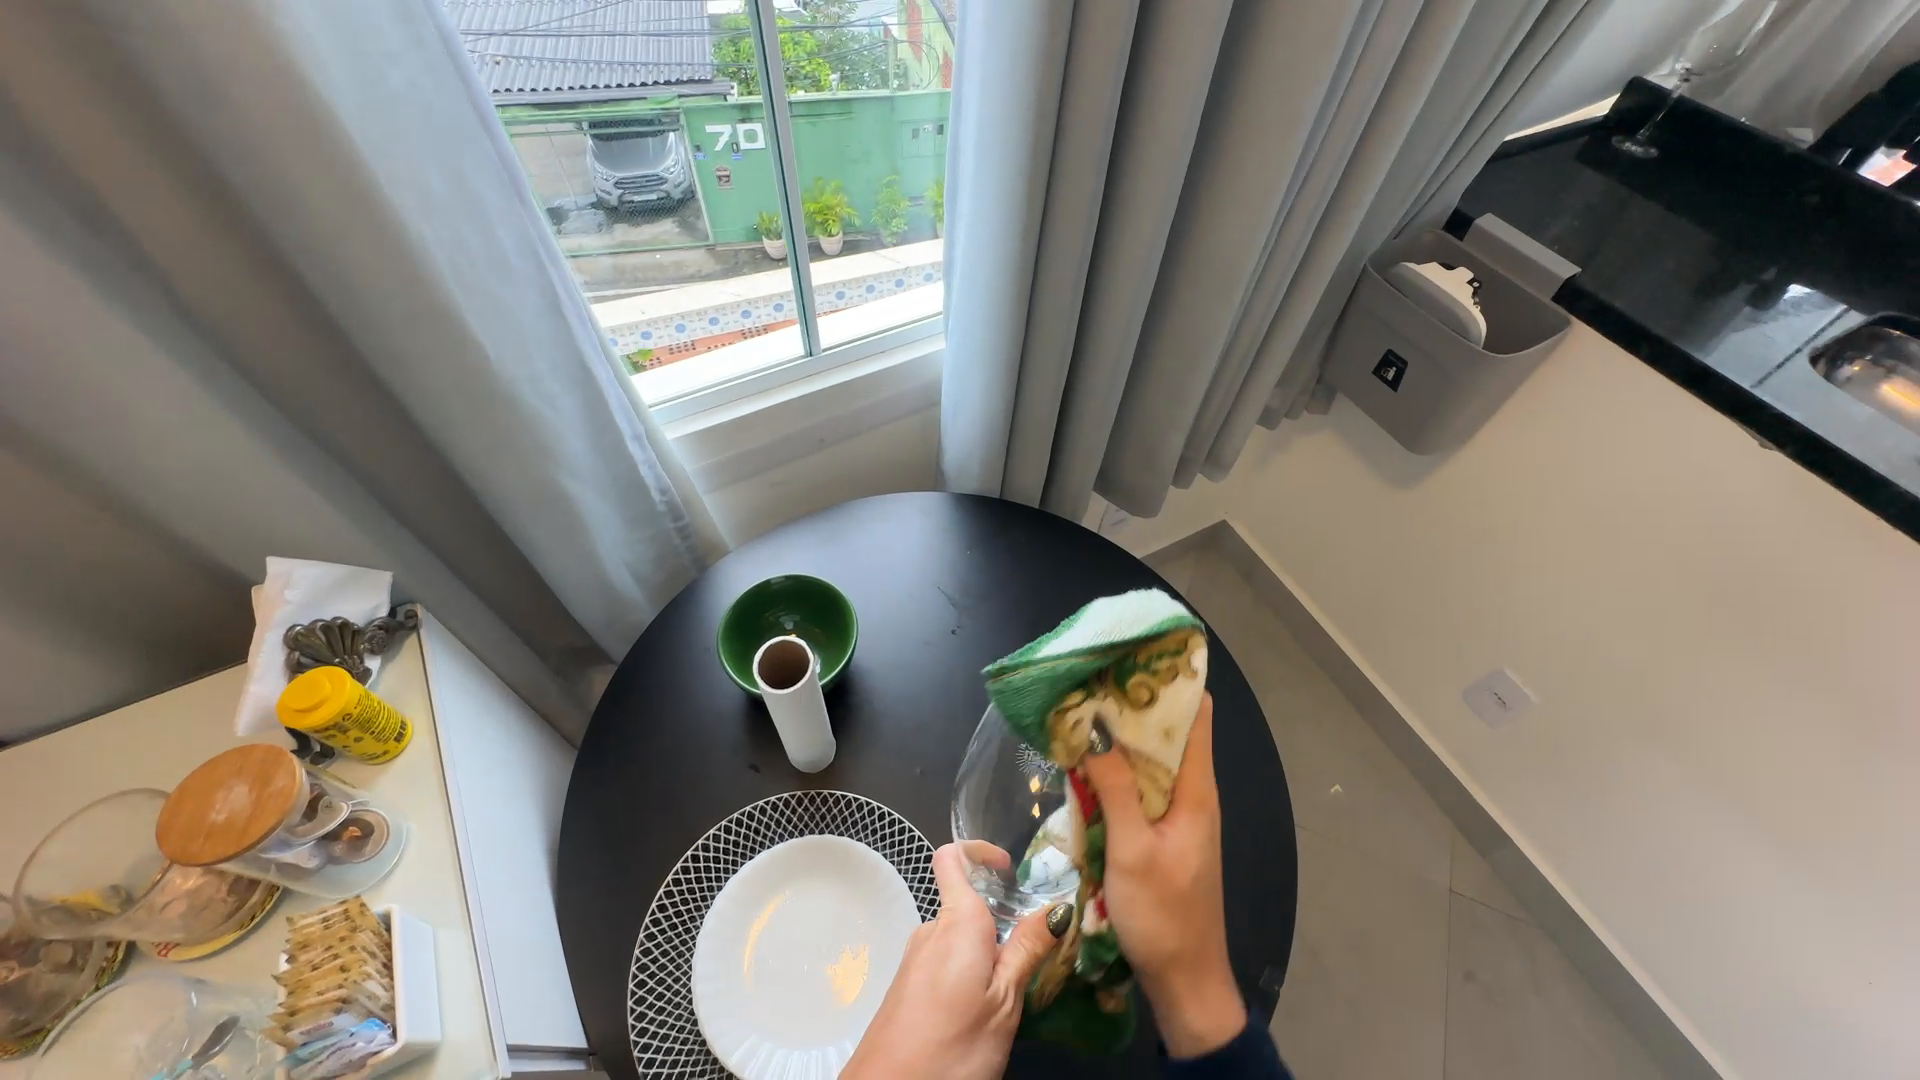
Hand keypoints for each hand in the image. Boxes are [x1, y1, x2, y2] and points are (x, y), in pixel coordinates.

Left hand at [843, 842, 1062, 1079]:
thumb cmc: (953, 1047)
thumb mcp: (1004, 1001)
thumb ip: (1027, 949)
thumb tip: (1058, 906)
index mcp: (957, 922)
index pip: (952, 857)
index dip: (980, 850)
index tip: (1009, 869)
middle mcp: (932, 929)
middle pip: (965, 902)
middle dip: (999, 917)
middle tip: (1034, 947)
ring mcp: (916, 957)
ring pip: (958, 935)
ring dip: (987, 948)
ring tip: (1016, 984)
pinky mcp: (908, 984)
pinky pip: (945, 958)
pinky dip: (969, 968)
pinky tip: (984, 1005)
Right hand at [1081, 692, 1245, 1056]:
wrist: (1185, 981)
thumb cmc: (1164, 915)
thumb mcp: (1132, 848)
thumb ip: (1114, 785)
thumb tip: (1094, 723)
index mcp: (1195, 788)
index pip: (1195, 714)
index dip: (1170, 679)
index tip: (1130, 652)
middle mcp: (1190, 792)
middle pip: (1168, 730)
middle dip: (1132, 701)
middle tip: (1089, 675)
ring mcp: (1176, 813)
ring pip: (1150, 758)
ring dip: (1119, 735)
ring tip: (1080, 706)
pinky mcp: (1159, 832)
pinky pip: (1138, 786)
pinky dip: (1115, 768)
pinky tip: (1084, 762)